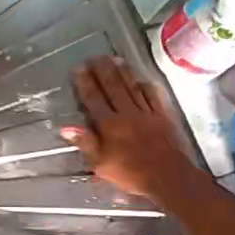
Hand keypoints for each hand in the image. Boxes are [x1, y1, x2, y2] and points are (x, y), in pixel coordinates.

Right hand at [60, 56, 199, 199]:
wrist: (168, 177)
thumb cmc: (129, 173)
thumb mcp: (100, 164)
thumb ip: (85, 142)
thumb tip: (65, 127)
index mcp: (109, 125)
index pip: (94, 99)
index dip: (85, 83)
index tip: (79, 69)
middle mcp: (127, 114)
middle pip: (113, 88)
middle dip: (103, 71)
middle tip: (96, 56)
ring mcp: (147, 114)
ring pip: (132, 88)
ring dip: (123, 73)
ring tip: (115, 59)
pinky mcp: (163, 117)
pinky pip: (155, 98)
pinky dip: (148, 87)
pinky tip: (143, 79)